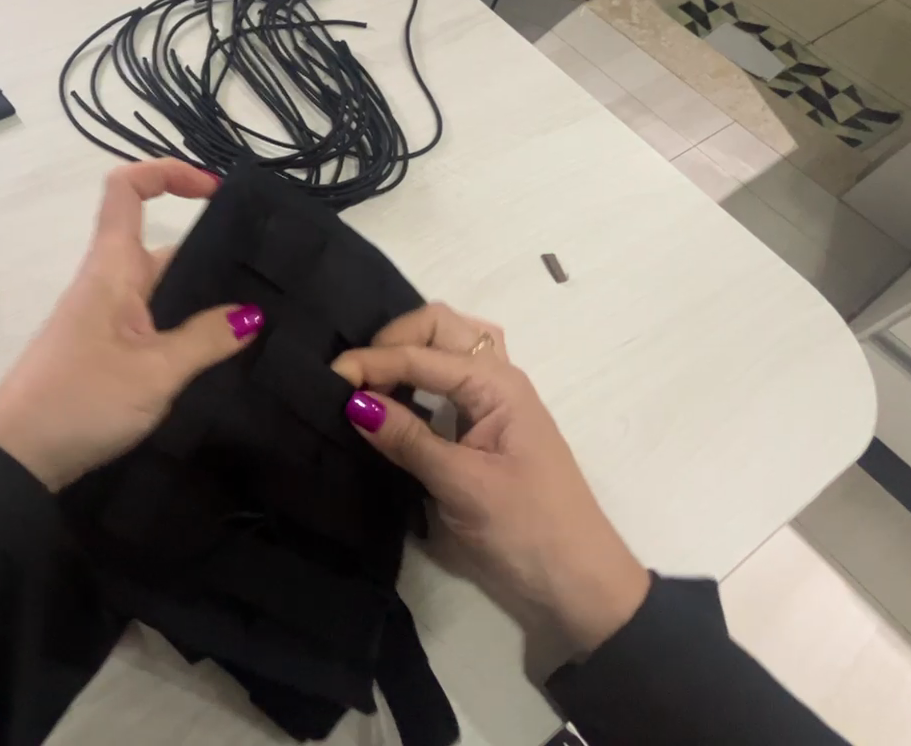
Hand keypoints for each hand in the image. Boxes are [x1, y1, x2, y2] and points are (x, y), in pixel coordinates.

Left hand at [0, 160, 264, 491]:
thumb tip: (251, 313)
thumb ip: (206, 340)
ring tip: (261, 317)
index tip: (213, 190)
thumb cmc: (80, 400)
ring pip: (163, 289)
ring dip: (204, 298)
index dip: (167, 173)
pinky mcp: (109, 349)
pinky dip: (188, 326)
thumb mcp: (155, 372)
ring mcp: (108, 318)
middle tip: (268, 276)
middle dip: (212, 255)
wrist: (17, 457)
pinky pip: (156, 321)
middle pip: (161, 246)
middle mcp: (110, 283)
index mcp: (112, 268)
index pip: (127, 190)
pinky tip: (223, 353)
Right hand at [332, 304, 649, 652]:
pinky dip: (418, 370)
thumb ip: (408, 439)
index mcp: (498, 384)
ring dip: (409, 346)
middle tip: (355, 375)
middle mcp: (497, 378)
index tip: (330, 378)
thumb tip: (353, 401)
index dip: (373, 361)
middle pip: (440, 326)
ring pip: (448, 342)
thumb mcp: (463, 486)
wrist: (581, 584)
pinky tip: (395, 392)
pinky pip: (449, 374)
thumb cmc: (529, 531)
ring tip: (371, 377)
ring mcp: (494, 399)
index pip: (422, 355)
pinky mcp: (486, 422)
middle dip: (393, 338)